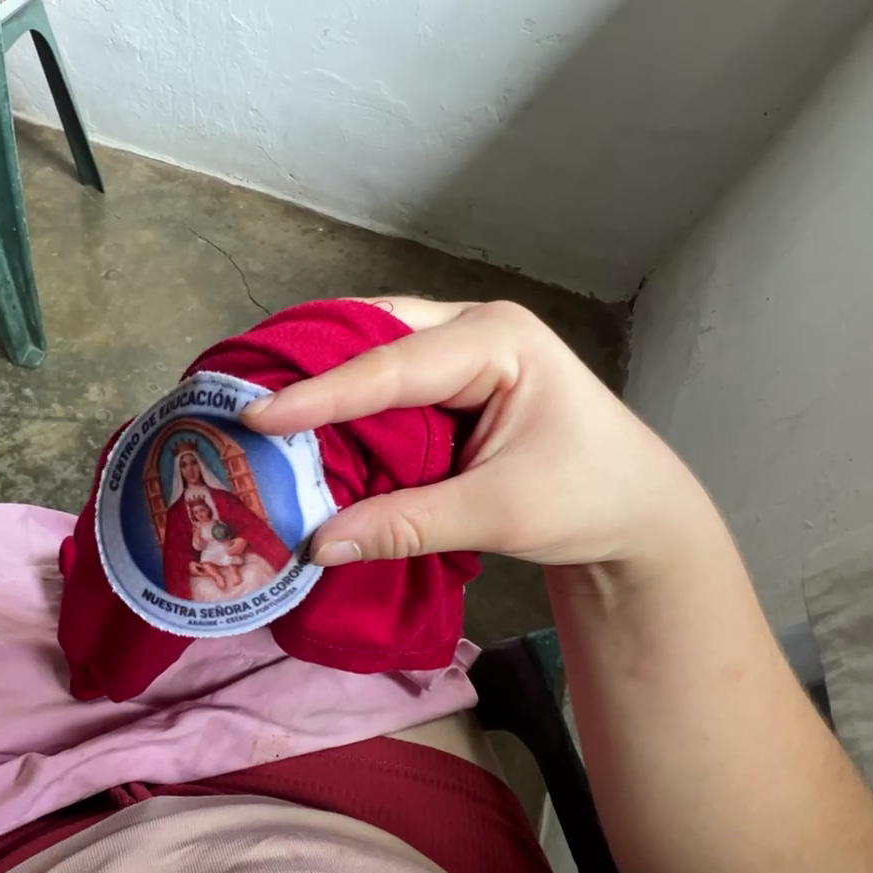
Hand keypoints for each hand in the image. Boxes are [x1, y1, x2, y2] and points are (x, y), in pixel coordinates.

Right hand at [242, 298, 716, 572]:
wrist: (635, 511)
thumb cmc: (587, 498)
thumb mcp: (499, 512)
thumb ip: (406, 524)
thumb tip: (316, 543)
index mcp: (497, 340)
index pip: (390, 366)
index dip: (319, 394)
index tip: (256, 414)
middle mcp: (470, 330)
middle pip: (368, 336)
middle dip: (305, 364)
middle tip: (237, 391)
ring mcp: (455, 351)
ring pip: (368, 353)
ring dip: (317, 381)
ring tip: (255, 403)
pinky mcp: (443, 384)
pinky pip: (378, 383)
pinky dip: (339, 404)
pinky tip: (302, 425)